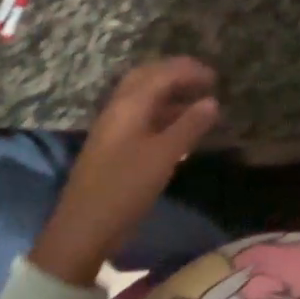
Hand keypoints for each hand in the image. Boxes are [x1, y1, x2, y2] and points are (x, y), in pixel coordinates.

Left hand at [30, 57, 220, 286]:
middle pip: (147, 77)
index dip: (189, 71)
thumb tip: (212, 101)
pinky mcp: (111, 145)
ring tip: (196, 102)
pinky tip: (175, 128)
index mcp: (129, 104)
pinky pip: (139, 116)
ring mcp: (112, 126)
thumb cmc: (125, 188)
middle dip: (175, 74)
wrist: (83, 227)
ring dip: (168, 93)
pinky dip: (160, 113)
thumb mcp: (163, 156)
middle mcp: (118, 107)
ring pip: (142, 97)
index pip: (162, 74)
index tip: (215, 77)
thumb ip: (189, 126)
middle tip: (203, 80)